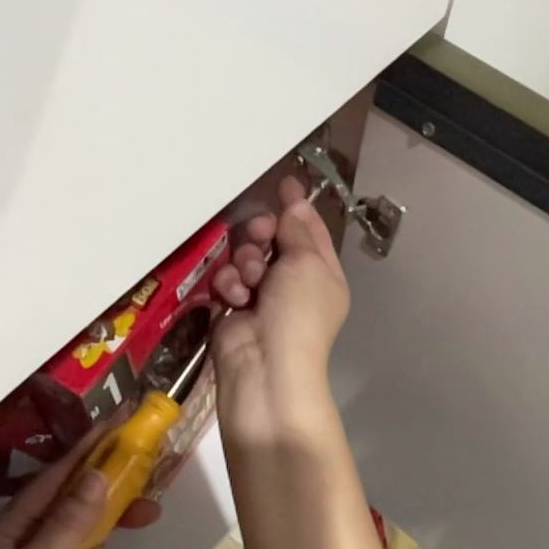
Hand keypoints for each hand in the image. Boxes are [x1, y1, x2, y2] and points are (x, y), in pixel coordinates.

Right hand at [210, 175, 350, 389]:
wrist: (265, 367)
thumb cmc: (298, 314)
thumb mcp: (308, 264)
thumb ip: (298, 230)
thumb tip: (297, 205)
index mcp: (322, 274)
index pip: (310, 231)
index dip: (298, 207)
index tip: (285, 181)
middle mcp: (293, 285)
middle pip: (272, 239)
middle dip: (264, 233)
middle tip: (261, 235)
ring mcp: (261, 298)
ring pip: (245, 257)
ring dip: (245, 262)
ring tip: (250, 281)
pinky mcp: (232, 309)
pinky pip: (226, 280)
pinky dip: (229, 285)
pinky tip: (235, 299)